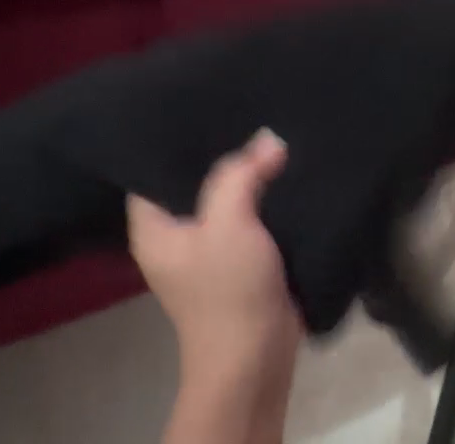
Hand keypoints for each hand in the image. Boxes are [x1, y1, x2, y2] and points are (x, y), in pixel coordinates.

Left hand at [128, 129, 301, 377]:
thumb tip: (268, 138)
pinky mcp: (251, 253)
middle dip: (231, 153)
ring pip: (235, 196)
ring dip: (259, 173)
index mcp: (156, 229)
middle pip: (200, 181)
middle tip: (261, 111)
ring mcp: (216, 245)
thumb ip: (241, 178)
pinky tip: (299, 172)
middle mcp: (181, 233)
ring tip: (287, 133)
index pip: (155, 174)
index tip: (213, 107)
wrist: (256, 347)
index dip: (179, 143)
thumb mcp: (228, 226)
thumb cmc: (226, 288)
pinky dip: (277, 194)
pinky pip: (260, 212)